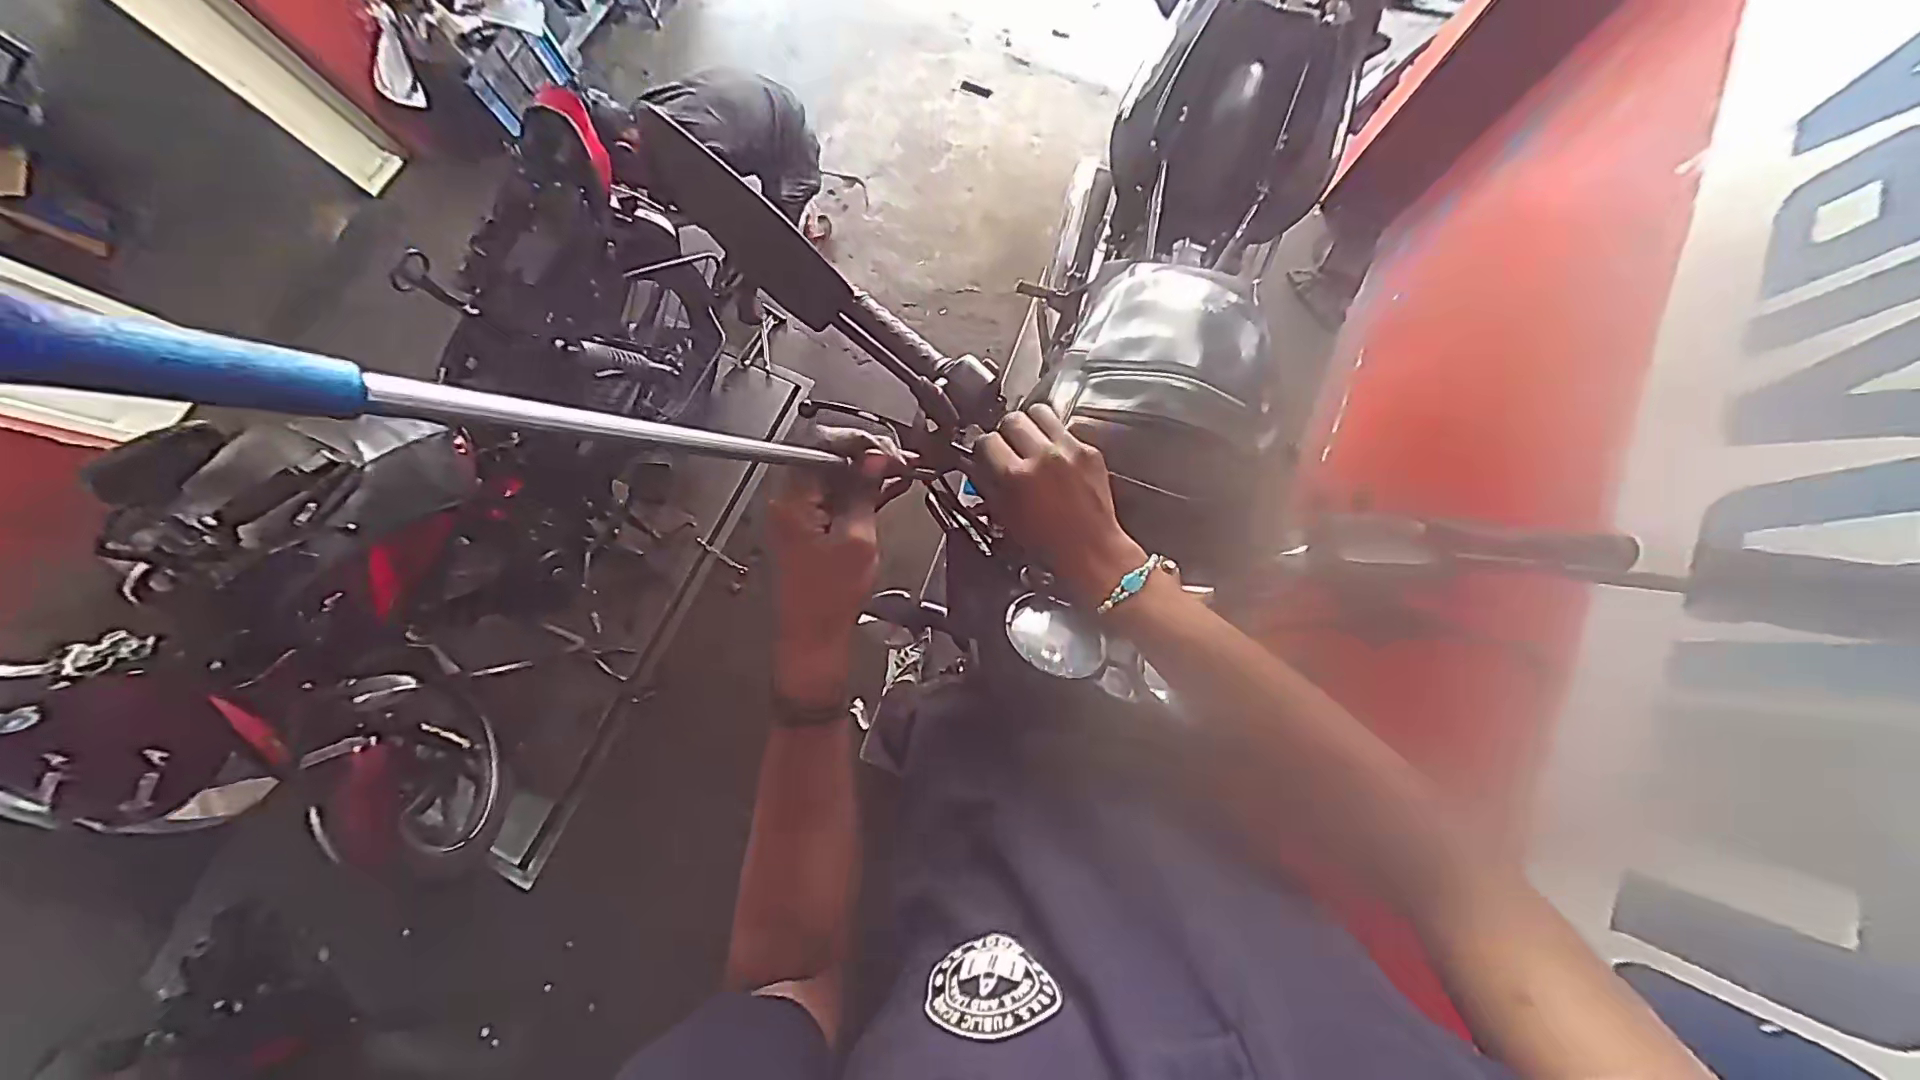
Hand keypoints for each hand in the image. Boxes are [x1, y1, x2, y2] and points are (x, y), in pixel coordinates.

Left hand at [767, 426, 911, 696]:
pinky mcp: (811, 527)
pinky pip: (837, 497)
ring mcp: (799, 514)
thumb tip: (874, 461)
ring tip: (899, 472)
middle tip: (898, 460)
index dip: (859, 443)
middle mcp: (789, 502)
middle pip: (828, 459)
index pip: (823, 448)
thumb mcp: (858, 539)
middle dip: (866, 456)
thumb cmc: (828, 598)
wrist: (815, 633)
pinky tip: (886, 488)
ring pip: (836, 477)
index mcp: (792, 501)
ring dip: (867, 474)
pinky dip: (860, 493)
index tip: (886, 449)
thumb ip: (864, 493)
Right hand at [973, 405, 1146, 606]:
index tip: (986, 455)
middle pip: (1012, 419)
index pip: (987, 440)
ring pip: (1039, 412)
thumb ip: (989, 486)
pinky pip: (1064, 430)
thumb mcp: (1006, 517)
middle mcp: (1042, 457)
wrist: (1091, 552)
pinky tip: (1053, 456)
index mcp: (1016, 475)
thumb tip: (979, 466)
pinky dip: (1054, 438)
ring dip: (1030, 425)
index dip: (984, 449)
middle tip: (1007, 448)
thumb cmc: (1050, 545)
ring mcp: (1068, 451)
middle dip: (1005, 433)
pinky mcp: (1089, 451)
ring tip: (1030, 442)